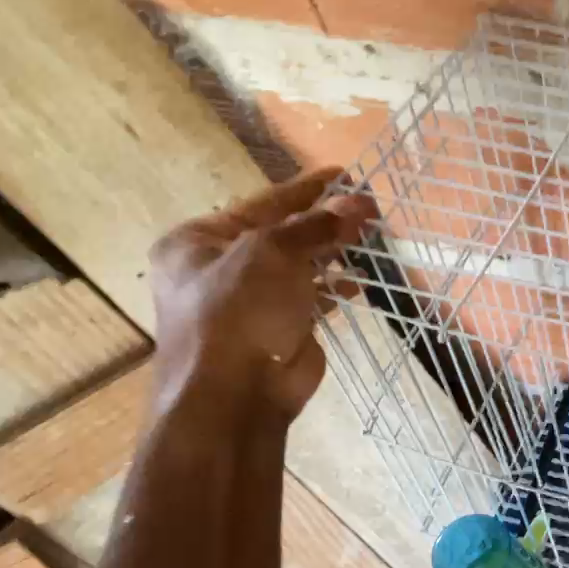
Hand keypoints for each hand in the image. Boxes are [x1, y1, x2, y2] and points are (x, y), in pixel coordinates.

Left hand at [147, 166, 375, 422]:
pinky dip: (334, 287)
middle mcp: (219, 267)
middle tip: (368, 209)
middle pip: (281, 233)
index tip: (345, 174)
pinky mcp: (279, 327)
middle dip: (325, 221)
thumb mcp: (272, 253)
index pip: (261, 203)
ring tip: (370, 239)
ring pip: (298, 265)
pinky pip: (311, 296)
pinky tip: (359, 281)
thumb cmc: (239, 312)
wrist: (236, 393)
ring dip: (333, 252)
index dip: (306, 188)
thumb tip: (359, 202)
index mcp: (198, 241)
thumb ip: (316, 226)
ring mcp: (250, 300)